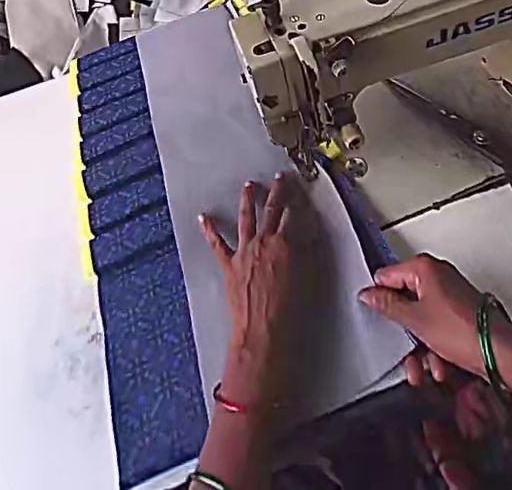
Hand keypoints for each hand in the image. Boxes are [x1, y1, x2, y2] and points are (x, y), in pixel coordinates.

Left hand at [200, 173, 299, 406]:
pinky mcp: (230, 265)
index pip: (293, 215)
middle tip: (279, 178)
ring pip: (246, 218)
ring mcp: (245, 252)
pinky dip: (210, 230)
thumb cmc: (288, 313)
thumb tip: (307, 235)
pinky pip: (218, 244)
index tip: (298, 188)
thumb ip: (305, 253)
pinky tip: (204, 218)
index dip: (296, 200)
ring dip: (248, 200)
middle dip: (277, 191)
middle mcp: (264, 242)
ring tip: (248, 185)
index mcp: (285, 245)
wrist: (262, 334)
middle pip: (272, 210)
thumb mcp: (307, 278)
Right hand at [357, 254, 502, 381]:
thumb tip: (369, 294)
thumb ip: (388, 305)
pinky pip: (438, 325)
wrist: (498, 351)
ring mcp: (449, 292)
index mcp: (424, 267)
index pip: (387, 276)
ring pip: (422, 317)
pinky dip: (436, 345)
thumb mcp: (415, 320)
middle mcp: (437, 274)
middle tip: (406, 349)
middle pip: (406, 300)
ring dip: (421, 346)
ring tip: (427, 367)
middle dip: (405, 331)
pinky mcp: (459, 310)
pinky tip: (440, 365)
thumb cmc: (463, 331)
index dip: (380, 297)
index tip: (378, 314)